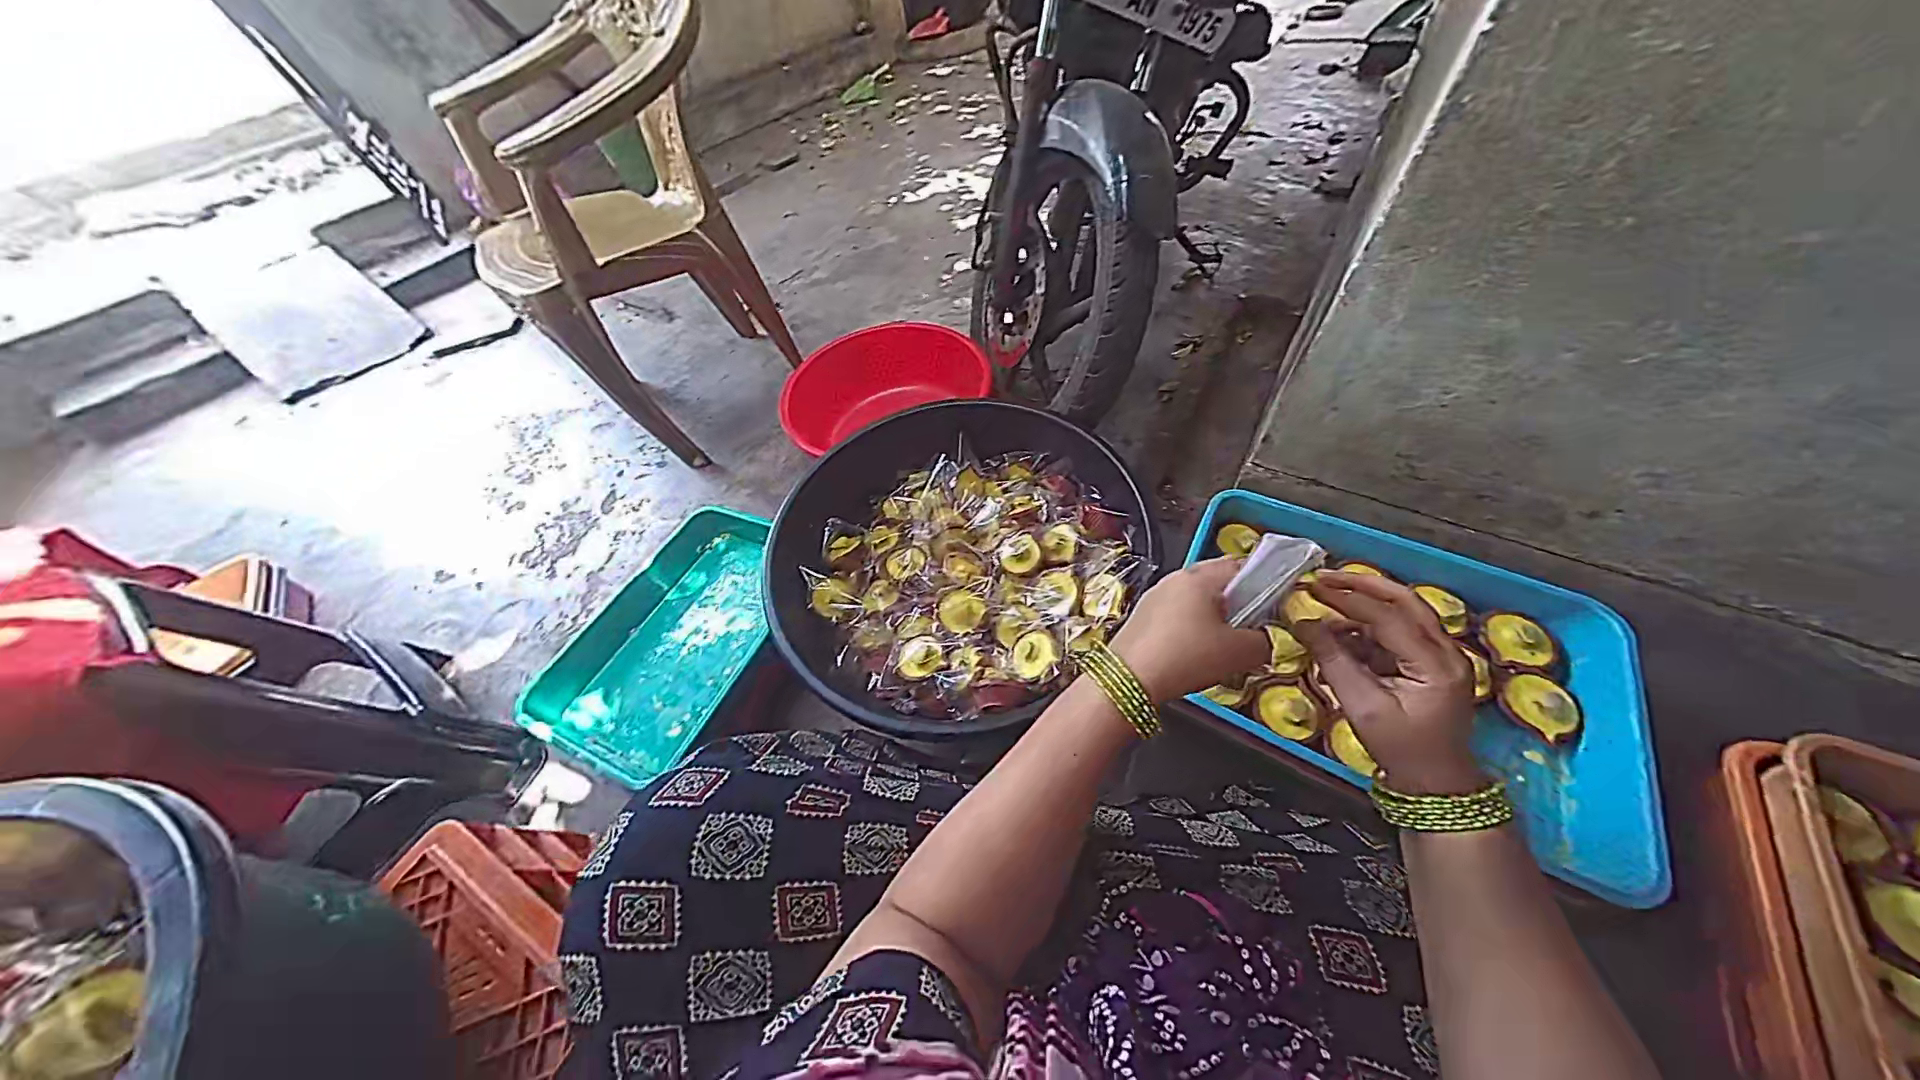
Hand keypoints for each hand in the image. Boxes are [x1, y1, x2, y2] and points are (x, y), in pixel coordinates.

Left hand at [1108, 558, 1269, 702]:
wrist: (1129, 679)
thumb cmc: (1187, 656)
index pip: (1242, 564)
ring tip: (1226, 643)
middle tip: (1254, 626)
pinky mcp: (1142, 616)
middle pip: (1217, 581)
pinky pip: (1176, 613)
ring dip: (1214, 616)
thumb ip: (1264, 641)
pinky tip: (1196, 651)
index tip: (1278, 603)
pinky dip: (1192, 626)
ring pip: (1195, 599)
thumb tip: (1269, 638)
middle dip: (1239, 601)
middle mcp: (1175, 578)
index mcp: (1200, 576)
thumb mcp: (1239, 652)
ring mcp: (1155, 596)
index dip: (1265, 581)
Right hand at [1293, 572, 1485, 794]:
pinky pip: (1397, 631)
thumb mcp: (1362, 707)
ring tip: (1324, 606)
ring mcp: (1441, 655)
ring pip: (1403, 612)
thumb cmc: (1400, 748)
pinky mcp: (1429, 661)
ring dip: (1363, 605)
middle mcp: (1446, 651)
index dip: (1348, 600)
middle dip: (1363, 585)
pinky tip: (1339, 635)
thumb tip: (1305, 624)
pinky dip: (1367, 627)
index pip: (1389, 618)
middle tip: (1323, 578)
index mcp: (1436, 665)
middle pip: (1406, 601)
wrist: (1435, 782)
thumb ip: (1334, 661)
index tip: (1312, 589)